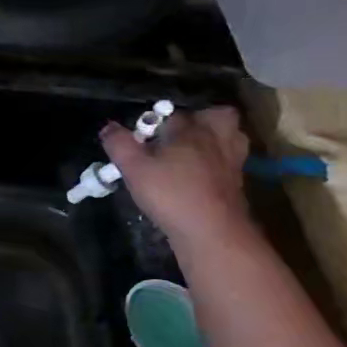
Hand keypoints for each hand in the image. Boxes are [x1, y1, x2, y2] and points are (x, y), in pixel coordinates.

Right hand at [101, 106, 251, 245]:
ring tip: (197, 154)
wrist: (211, 231)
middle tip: (183, 136)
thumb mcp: (134, 169)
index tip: (143, 140)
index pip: (174, 115)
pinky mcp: (238, 184)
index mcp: (192, 129)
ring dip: (216, 141)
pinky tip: (203, 179)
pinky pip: (230, 164)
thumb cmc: (171, 194)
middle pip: (218, 117)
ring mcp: (232, 162)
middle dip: (202, 120)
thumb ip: (119, 145)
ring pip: (230, 139)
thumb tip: (108, 127)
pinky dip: (219, 166)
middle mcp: (217, 139)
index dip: (157, 124)